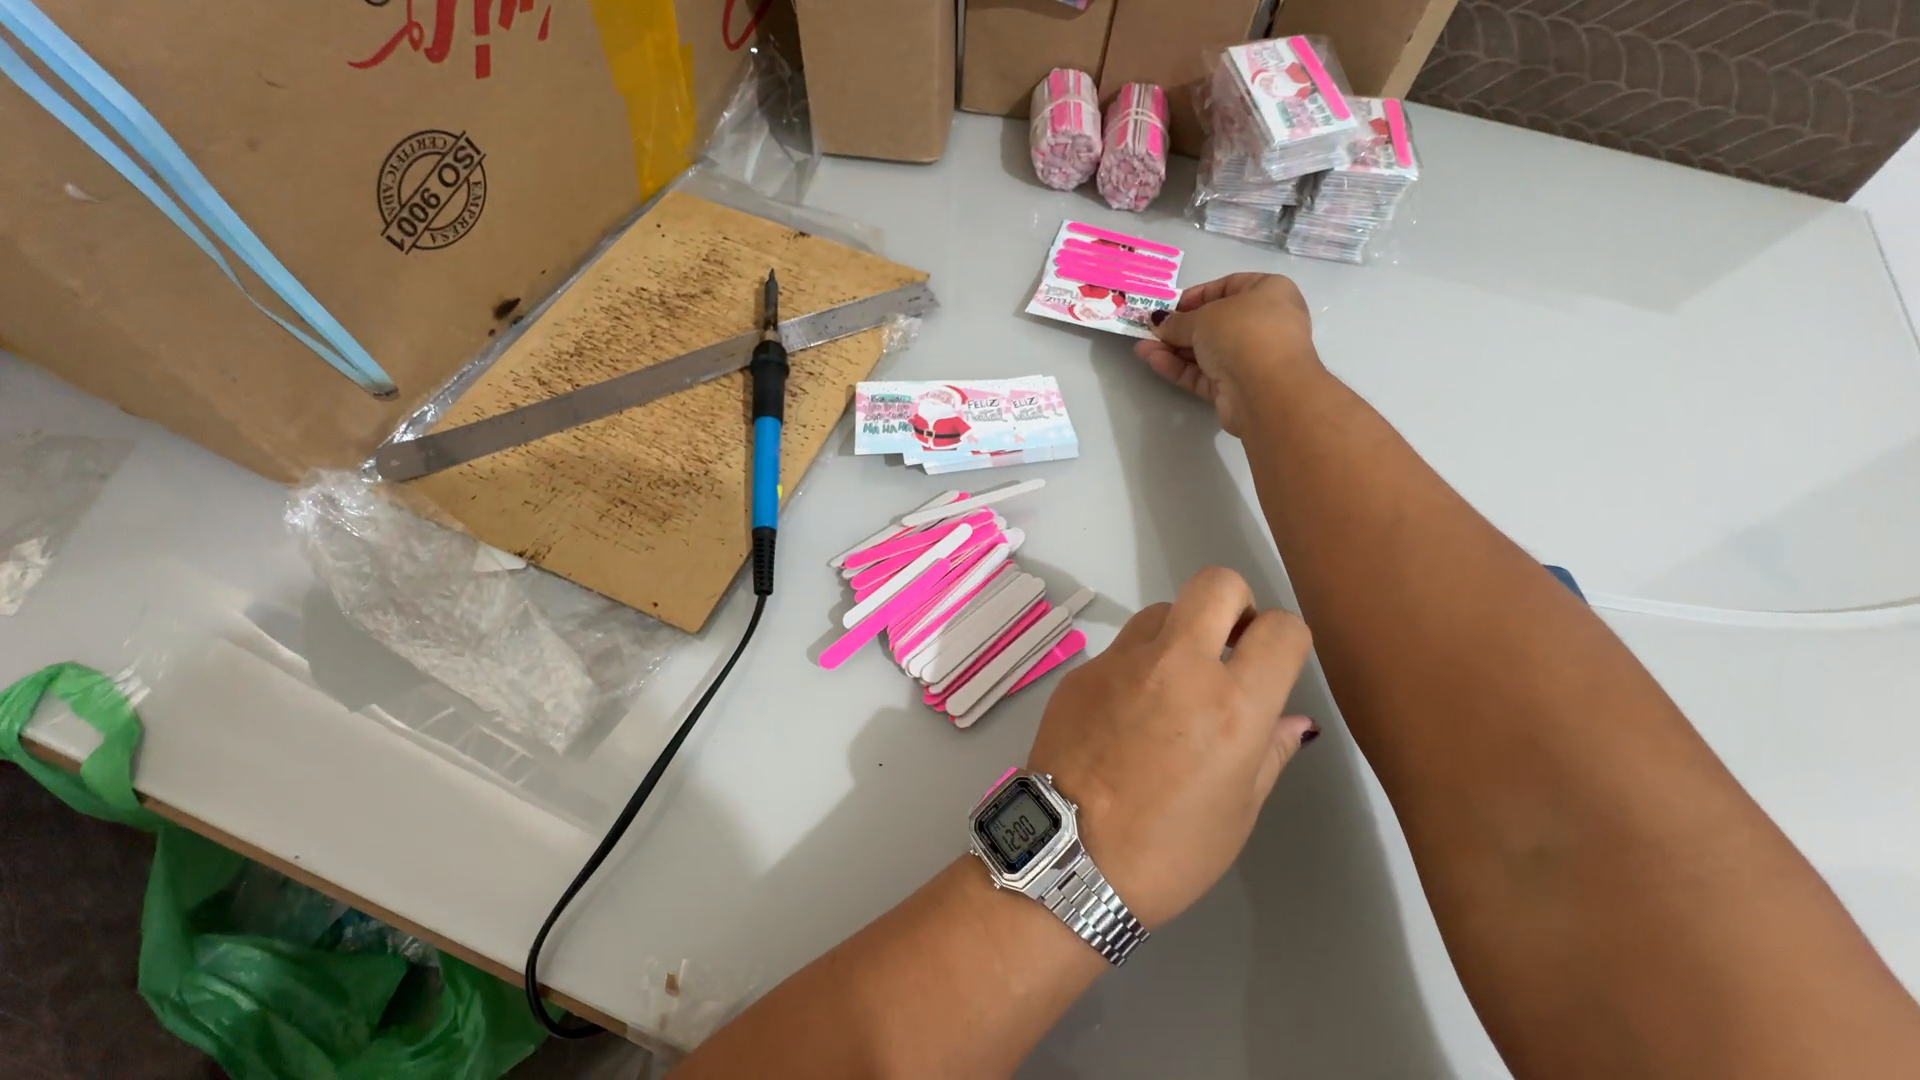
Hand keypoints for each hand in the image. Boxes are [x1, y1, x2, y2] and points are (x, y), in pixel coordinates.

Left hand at [1027, 568, 1314, 927]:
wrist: (1067, 861)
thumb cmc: (1169, 852)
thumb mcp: (1237, 810)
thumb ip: (1269, 751)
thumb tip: (1290, 718)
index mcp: (1233, 704)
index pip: (1282, 628)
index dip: (1286, 640)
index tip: (1274, 663)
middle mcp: (1179, 667)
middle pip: (1218, 583)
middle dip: (1234, 604)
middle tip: (1229, 646)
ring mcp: (1122, 663)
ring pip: (1162, 610)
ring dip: (1180, 633)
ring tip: (1174, 683)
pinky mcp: (1082, 672)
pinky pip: (1121, 649)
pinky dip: (1137, 666)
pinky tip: (1127, 713)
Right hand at [1135, 273, 1319, 436]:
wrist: (1267, 390)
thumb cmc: (1243, 332)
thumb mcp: (1204, 317)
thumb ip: (1177, 321)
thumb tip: (1159, 322)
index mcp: (1269, 293)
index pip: (1229, 287)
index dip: (1197, 295)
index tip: (1170, 305)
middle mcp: (1264, 324)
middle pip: (1214, 323)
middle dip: (1179, 327)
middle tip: (1150, 329)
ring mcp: (1250, 358)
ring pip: (1205, 351)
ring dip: (1172, 349)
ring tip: (1142, 348)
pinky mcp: (1236, 388)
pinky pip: (1203, 373)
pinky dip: (1178, 368)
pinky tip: (1152, 361)